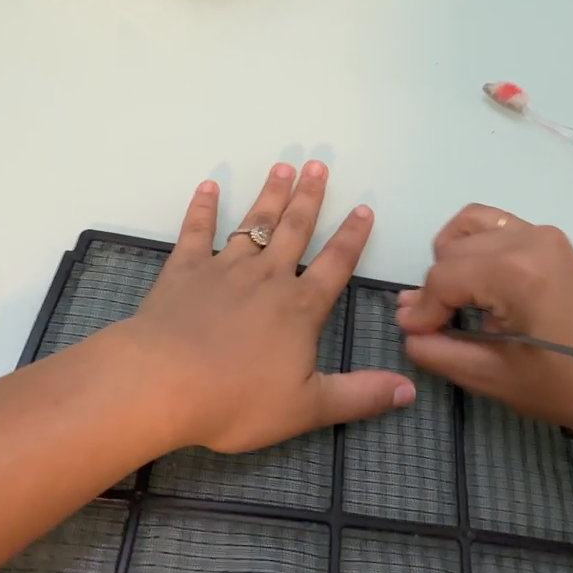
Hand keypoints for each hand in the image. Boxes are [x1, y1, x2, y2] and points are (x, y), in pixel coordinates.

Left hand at [114, 162, 416, 453]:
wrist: (162, 384)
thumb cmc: (236, 399)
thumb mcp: (307, 407)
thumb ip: (360, 396)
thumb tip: (410, 390)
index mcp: (299, 308)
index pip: (335, 264)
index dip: (352, 237)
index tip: (363, 208)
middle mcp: (267, 278)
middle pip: (295, 229)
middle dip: (310, 197)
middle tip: (318, 164)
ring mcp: (224, 268)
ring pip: (254, 223)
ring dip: (270, 194)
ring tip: (282, 167)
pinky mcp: (184, 270)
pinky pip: (196, 231)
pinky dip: (202, 208)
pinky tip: (208, 187)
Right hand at [398, 204, 572, 440]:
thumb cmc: (559, 387)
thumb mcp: (490, 377)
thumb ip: (437, 350)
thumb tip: (406, 326)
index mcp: (518, 272)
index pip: (444, 277)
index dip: (423, 309)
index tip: (415, 335)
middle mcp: (530, 240)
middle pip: (453, 251)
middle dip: (437, 289)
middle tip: (437, 326)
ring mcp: (543, 234)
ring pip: (469, 226)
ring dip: (453, 259)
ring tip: (457, 297)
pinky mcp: (550, 239)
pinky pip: (495, 224)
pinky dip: (475, 244)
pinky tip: (480, 281)